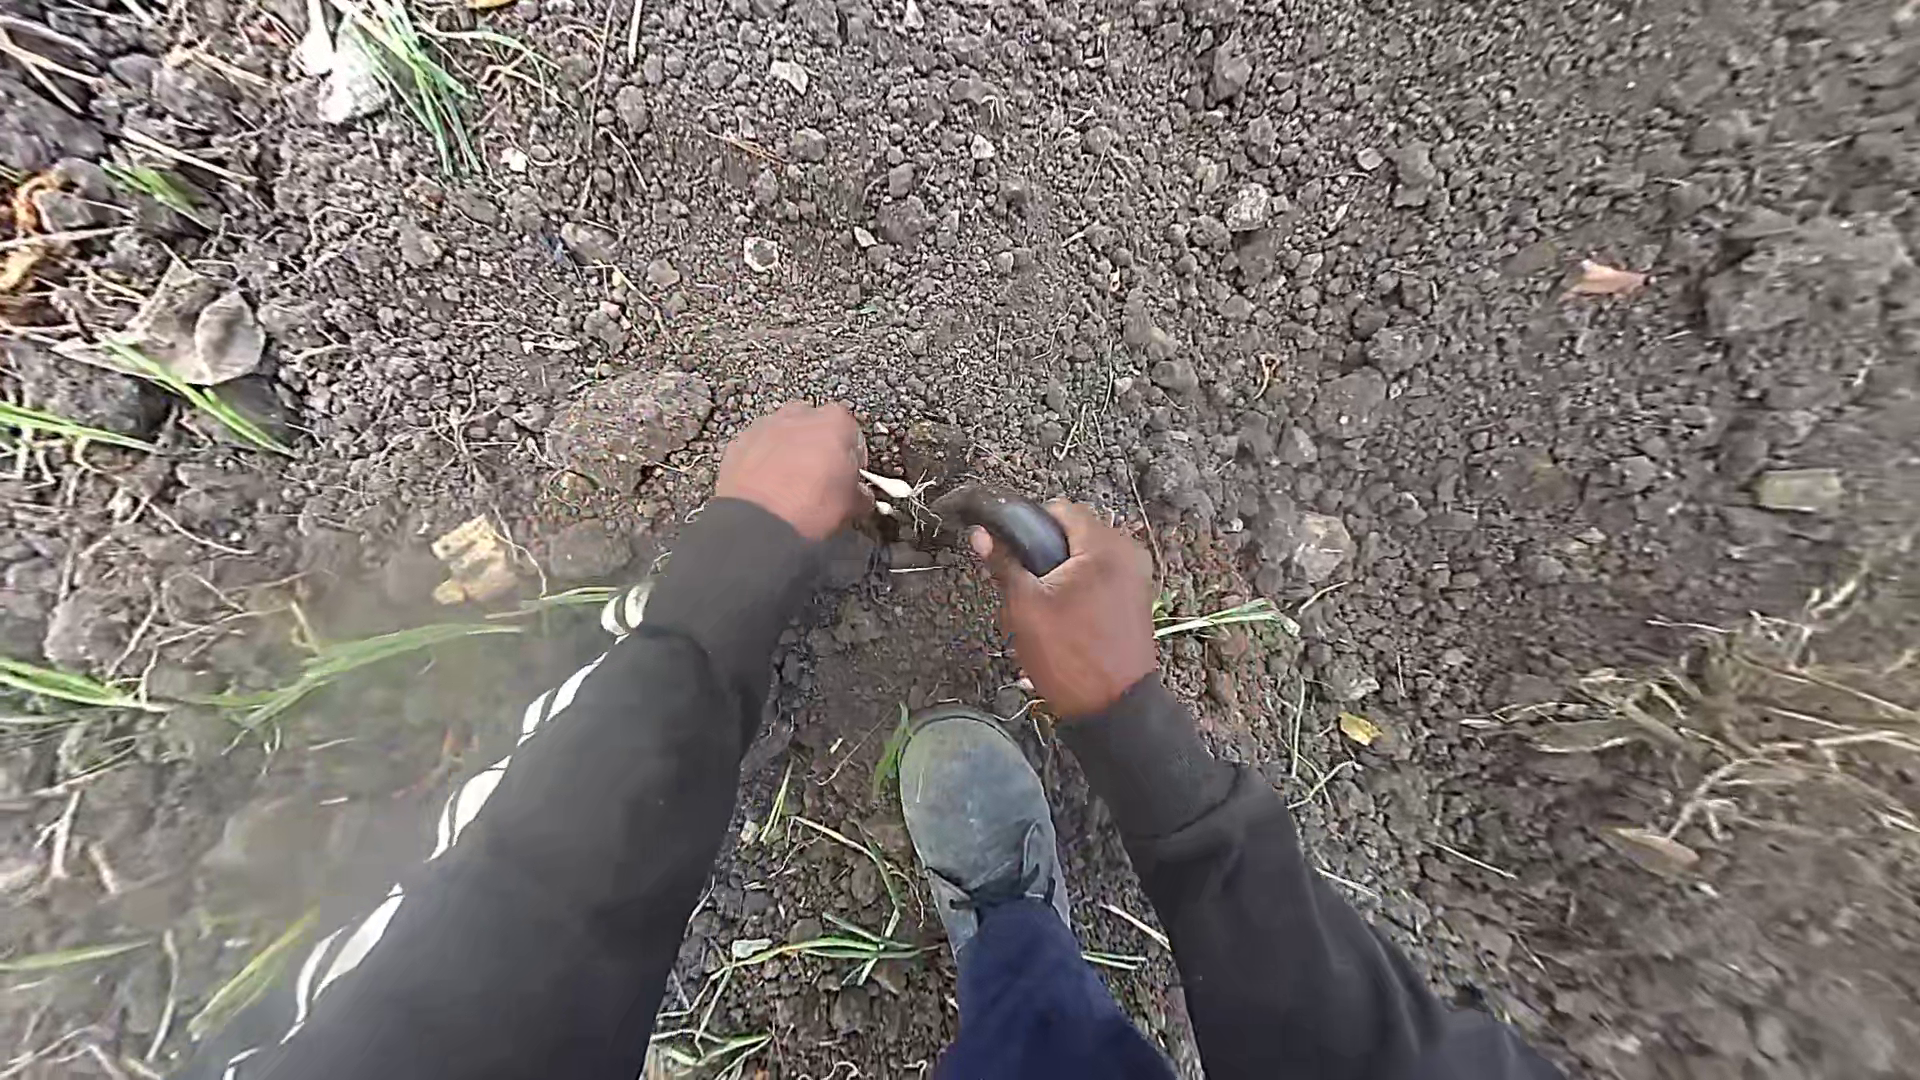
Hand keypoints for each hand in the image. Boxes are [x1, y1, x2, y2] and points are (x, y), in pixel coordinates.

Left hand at [715, 402, 871, 540]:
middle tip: (822, 478)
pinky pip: (757, 448)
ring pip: (783, 434)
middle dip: (818, 446)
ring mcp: (765, 427)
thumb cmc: (808, 508)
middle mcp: (799, 416)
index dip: (853, 455)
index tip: (851, 474)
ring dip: (789, 452)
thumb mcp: (851, 505)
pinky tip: (769, 489)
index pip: (851, 431)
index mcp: (834, 423)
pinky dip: (763, 463)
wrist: (760, 524)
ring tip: (792, 487)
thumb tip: (859, 497)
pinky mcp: (738, 444)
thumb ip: (860, 493)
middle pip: (814, 425)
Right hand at [973, 500, 1157, 719]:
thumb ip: (1004, 564)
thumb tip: (981, 535)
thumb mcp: (1025, 606)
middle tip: (1024, 587)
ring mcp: (1136, 577)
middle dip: (1043, 554)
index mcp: (1105, 546)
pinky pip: (1099, 578)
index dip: (1029, 525)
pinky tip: (1063, 618)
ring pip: (1083, 558)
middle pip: (1072, 534)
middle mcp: (1128, 553)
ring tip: (1042, 607)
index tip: (1012, 551)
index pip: (1060, 509)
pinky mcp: (1136, 599)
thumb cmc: (1069, 656)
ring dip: (1058, 574)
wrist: (1113, 709)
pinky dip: (1078, 588)